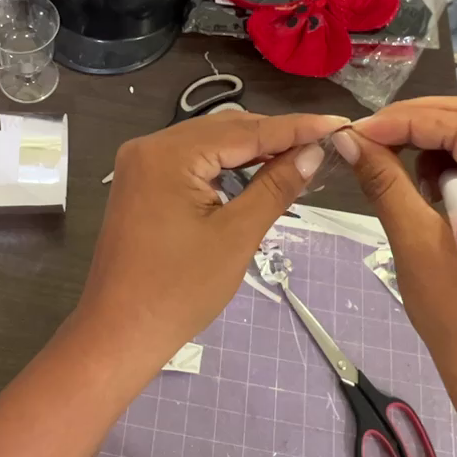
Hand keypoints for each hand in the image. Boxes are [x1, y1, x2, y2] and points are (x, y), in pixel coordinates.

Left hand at [78, 110, 349, 366]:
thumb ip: (275, 187)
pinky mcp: (141, 183)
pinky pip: (190, 161)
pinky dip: (224, 165)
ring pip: (207, 143)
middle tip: (324, 142)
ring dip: (250, 149)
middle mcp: (149, 146)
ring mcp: (140, 164)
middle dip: (273, 136)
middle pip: (223, 130)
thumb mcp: (236, 235)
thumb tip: (312, 152)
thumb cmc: (179, 290)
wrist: (120, 332)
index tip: (337, 123)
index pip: (243, 130)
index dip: (294, 128)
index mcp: (168, 153)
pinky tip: (255, 170)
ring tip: (299, 155)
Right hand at [332, 97, 456, 390]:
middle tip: (367, 138)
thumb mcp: (414, 243)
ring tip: (394, 164)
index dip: (407, 120)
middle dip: (417, 122)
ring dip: (432, 140)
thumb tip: (348, 139)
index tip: (358, 131)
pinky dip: (449, 160)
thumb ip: (384, 181)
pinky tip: (426, 185)